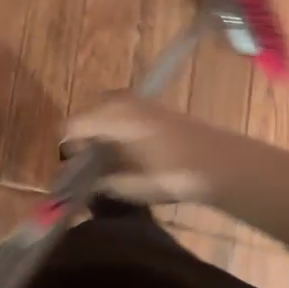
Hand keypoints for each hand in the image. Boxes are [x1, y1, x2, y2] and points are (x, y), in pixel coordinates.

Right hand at [62, 96, 250, 206]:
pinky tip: (127, 153)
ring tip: (107, 162)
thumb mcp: (134, 186)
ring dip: (99, 134)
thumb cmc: (174, 174)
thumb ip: (104, 183)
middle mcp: (119, 101)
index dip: (68, 150)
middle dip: (82, 140)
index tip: (72, 174)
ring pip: (103, 113)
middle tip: (88, 169)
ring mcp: (137, 100)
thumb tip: (86, 183)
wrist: (220, 161)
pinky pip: (119, 112)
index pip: (71, 126)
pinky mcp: (151, 106)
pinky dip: (115, 128)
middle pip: (86, 117)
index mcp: (110, 117)